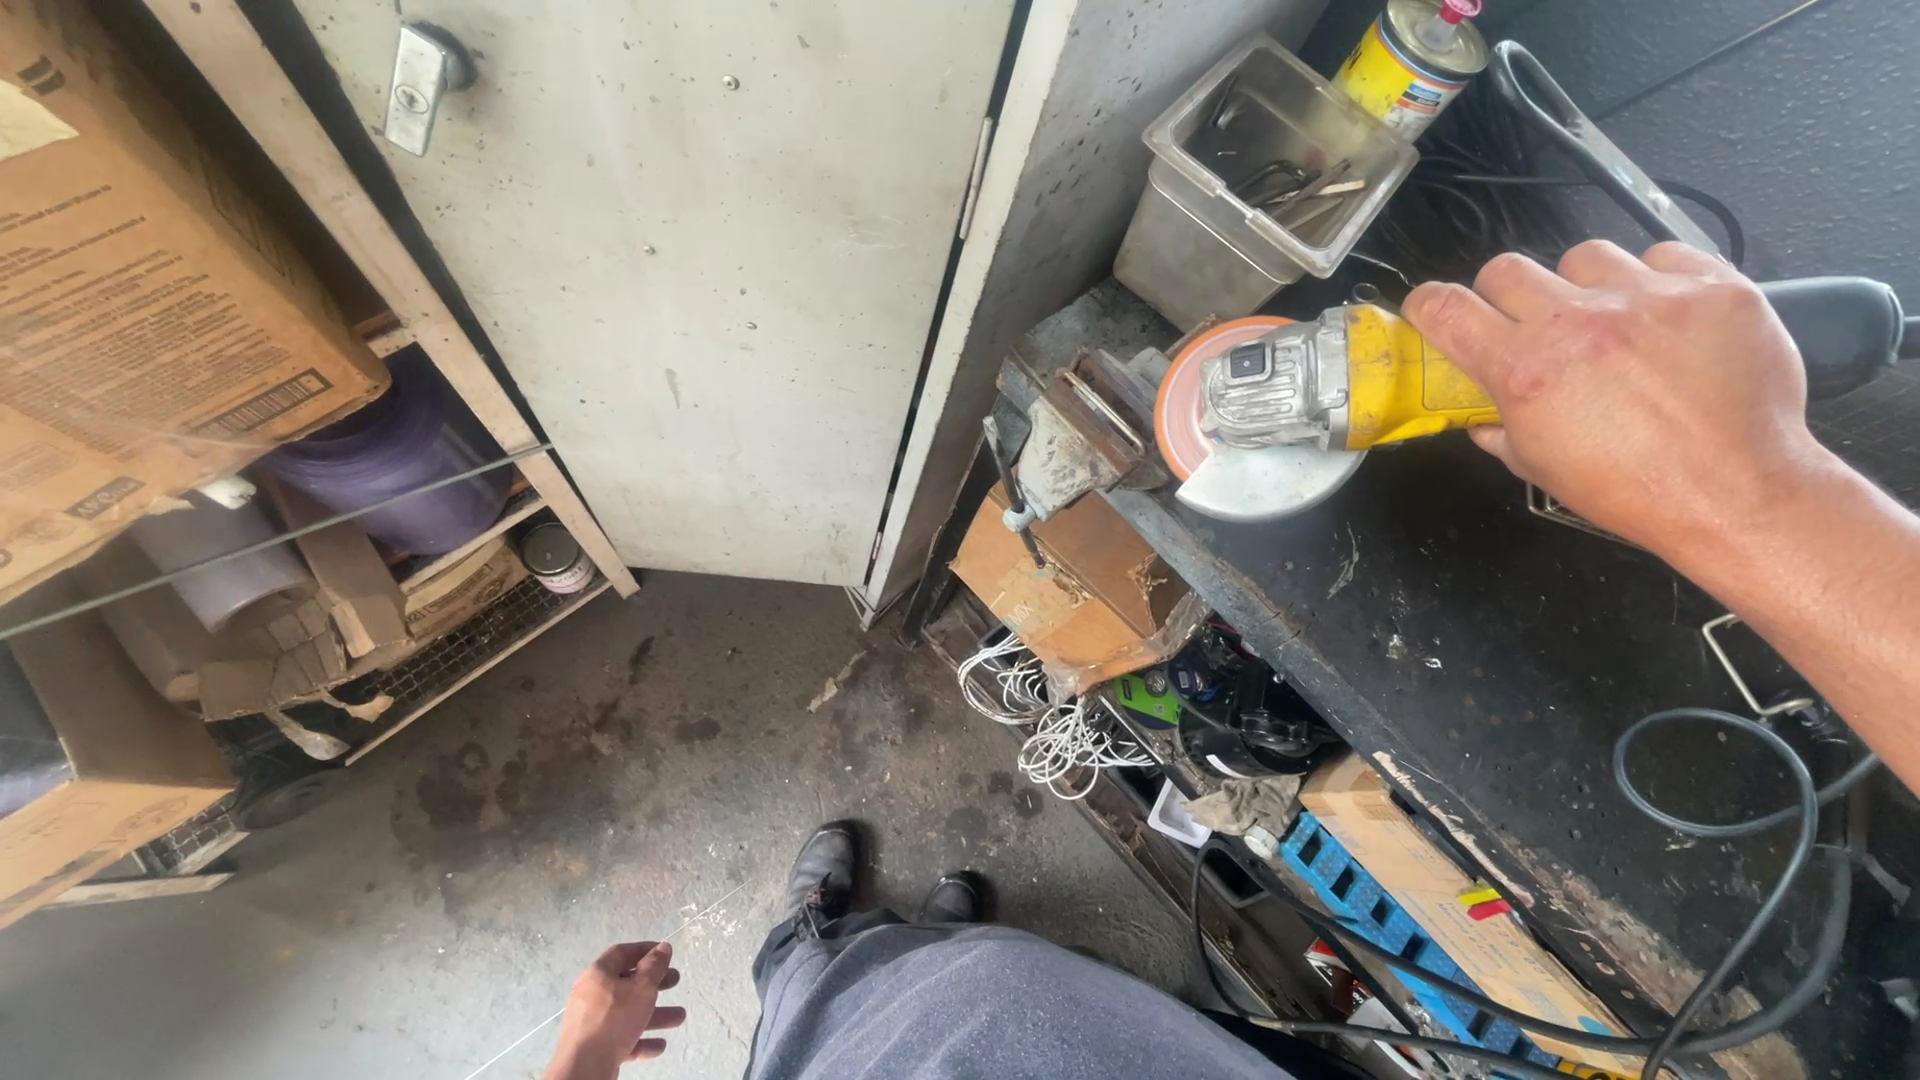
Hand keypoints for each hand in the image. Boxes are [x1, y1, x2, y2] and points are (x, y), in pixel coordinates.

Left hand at [543, 942, 685, 1079]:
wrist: (583, 1069)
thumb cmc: (614, 1018)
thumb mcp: (642, 987)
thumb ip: (655, 966)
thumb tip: (663, 947)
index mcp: (598, 974)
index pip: (622, 952)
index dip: (645, 950)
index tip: (665, 953)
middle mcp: (591, 995)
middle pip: (628, 983)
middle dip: (655, 984)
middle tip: (675, 982)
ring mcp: (591, 1023)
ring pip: (627, 1013)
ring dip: (654, 1015)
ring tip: (679, 1018)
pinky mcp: (594, 1047)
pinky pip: (621, 1038)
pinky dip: (640, 1039)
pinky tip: (659, 1045)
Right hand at [1402, 240, 1833, 557]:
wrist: (1732, 489)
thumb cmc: (1622, 487)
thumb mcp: (1534, 464)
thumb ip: (1497, 428)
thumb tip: (1482, 416)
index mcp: (1521, 369)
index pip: (1446, 309)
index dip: (1426, 304)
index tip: (1428, 309)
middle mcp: (1575, 322)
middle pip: (1506, 269)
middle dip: (1503, 295)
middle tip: (1523, 322)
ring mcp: (1646, 297)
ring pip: (1583, 256)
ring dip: (1580, 284)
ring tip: (1604, 317)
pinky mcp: (1712, 286)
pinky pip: (1662, 256)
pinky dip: (1651, 280)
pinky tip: (1661, 315)